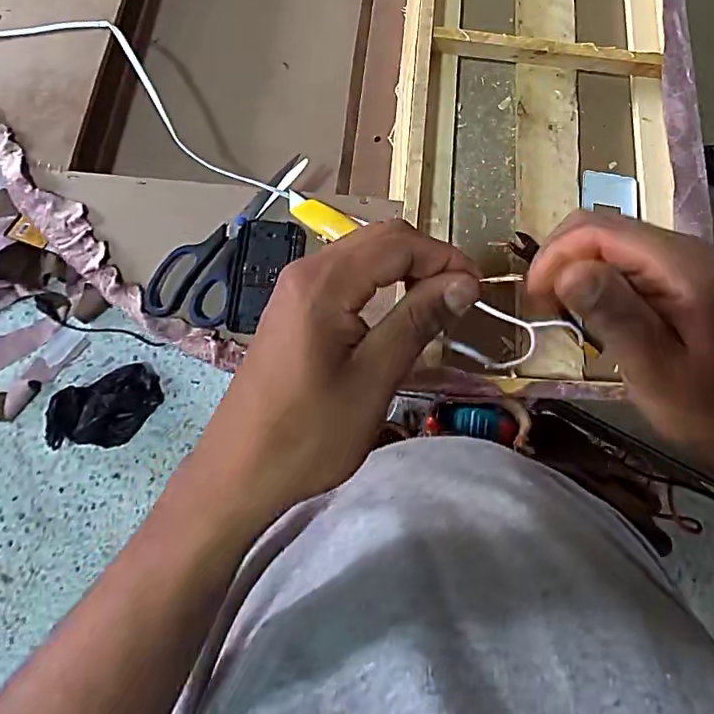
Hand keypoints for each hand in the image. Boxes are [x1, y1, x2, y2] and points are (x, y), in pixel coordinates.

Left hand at [174, 220, 479, 530]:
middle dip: (428, 257)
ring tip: (438, 302)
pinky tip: (398, 309)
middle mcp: (307, 270)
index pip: (399, 244)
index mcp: (324, 282)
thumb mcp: (373, 379)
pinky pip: (347, 273)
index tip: (478, 289)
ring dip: (406, 266)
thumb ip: (418, 320)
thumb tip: (465, 283)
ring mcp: (296, 286)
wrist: (236, 475)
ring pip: (365, 252)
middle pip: (382, 237)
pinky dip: (382, 279)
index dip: (445, 258)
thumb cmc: (307, 435)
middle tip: (462, 294)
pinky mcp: (294, 305)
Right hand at [525, 211, 713, 470]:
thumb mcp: (654, 369)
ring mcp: (685, 259)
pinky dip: (597, 276)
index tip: (533, 298)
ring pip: (611, 240)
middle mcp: (686, 249)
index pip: (600, 229)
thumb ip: (615, 314)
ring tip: (559, 308)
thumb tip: (567, 269)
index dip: (557, 254)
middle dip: (562, 257)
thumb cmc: (705, 411)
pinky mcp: (680, 275)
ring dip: (576, 266)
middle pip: (604, 226)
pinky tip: (590, 309)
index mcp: (683, 266)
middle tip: (541, 305)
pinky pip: (626, 259)